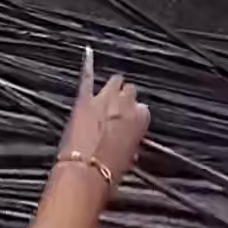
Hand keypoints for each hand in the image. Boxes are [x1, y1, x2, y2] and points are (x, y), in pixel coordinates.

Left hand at [57, 47, 148, 190]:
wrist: (85, 176)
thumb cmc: (109, 174)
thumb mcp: (129, 158)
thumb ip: (131, 141)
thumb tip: (127, 142)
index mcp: (141, 117)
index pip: (143, 108)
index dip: (134, 116)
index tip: (130, 123)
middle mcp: (125, 103)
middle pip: (129, 91)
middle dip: (125, 98)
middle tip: (118, 110)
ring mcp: (104, 98)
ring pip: (114, 82)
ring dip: (112, 87)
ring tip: (110, 90)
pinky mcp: (84, 100)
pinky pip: (88, 77)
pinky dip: (87, 64)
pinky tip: (87, 51)